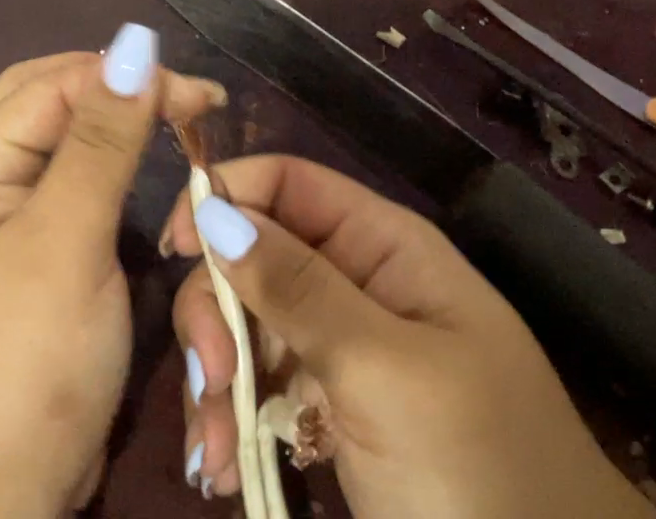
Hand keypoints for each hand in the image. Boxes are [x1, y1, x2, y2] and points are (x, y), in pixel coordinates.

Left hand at [0, 26, 225, 518]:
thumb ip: (101, 143)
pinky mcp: (30, 265)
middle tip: (189, 100)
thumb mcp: (66, 243)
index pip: (52, 87)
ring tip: (175, 123)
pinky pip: (71, 194)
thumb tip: (135, 44)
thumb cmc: (26, 363)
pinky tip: (141, 171)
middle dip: (117, 89)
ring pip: (61, 147)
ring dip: (115, 126)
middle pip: (48, 105)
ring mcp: (2, 229)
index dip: (127, 77)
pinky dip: (110, 172)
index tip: (204, 96)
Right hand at [165, 155, 655, 518]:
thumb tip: (216, 210)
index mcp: (384, 248)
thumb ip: (299, 289)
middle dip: (217, 310)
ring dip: (215, 380)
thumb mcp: (386, 372)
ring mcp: (340, 349)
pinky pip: (258, 388)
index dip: (227, 196)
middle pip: (254, 257)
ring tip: (213, 451)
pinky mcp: (327, 408)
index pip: (289, 183)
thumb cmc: (480, 471)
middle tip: (211, 377)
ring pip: (246, 326)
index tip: (175, 247)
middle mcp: (357, 284)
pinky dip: (231, 420)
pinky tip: (221, 468)